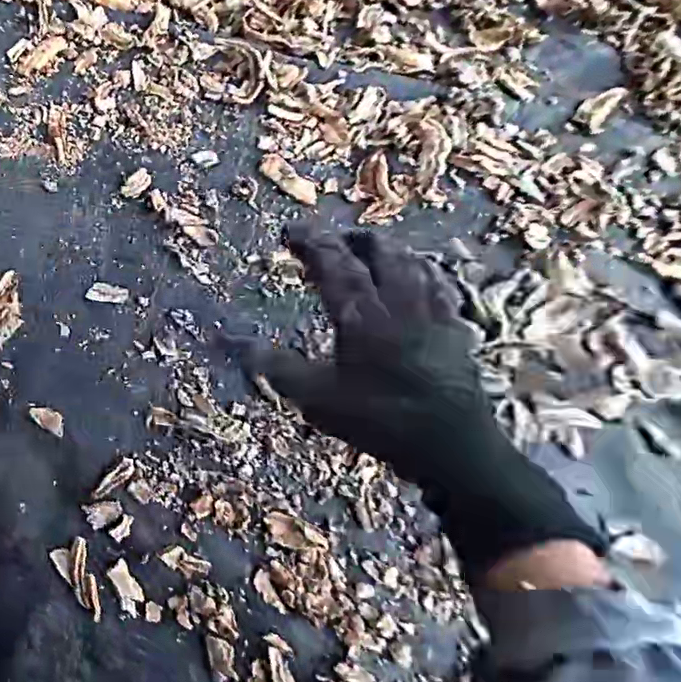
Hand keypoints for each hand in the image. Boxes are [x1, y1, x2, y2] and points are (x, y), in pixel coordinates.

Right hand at [236, 226, 604, 580]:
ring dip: (387, 251)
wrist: (456, 451)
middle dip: (351, 239)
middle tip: (326, 237)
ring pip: (416, 266)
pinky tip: (417, 276)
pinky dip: (423, 271)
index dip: (311, 243)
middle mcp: (403, 309)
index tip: (289, 230)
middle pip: (383, 256)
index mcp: (364, 319)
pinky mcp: (458, 333)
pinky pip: (443, 287)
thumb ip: (270, 362)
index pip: (335, 267)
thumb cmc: (376, 420)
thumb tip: (222, 336)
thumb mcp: (311, 395)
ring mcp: (437, 318)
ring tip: (366, 248)